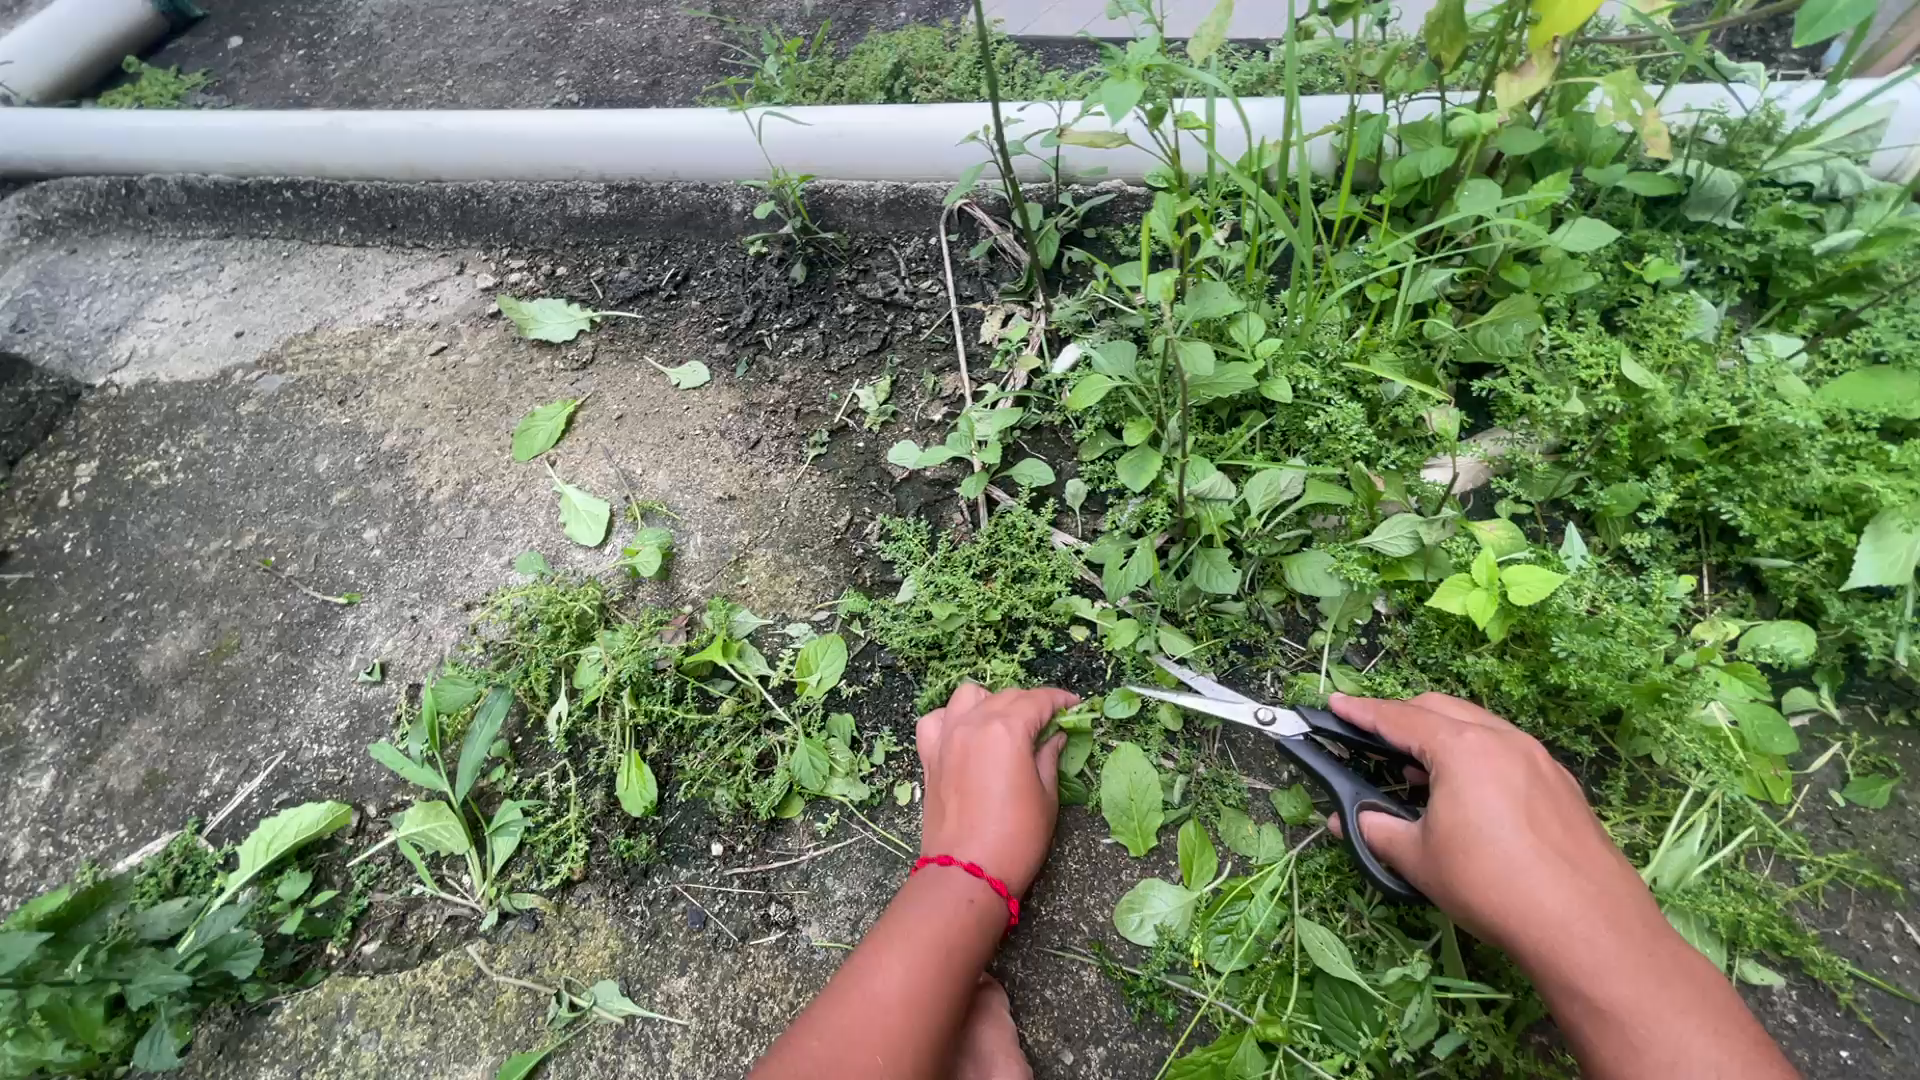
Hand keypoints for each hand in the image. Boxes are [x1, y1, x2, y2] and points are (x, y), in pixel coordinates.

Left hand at [916, 683, 1078, 896]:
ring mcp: (947, 736)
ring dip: (990, 701)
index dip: (1060, 700)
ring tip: (1005, 722)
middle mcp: (973, 723)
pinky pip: (936, 720)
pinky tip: (965, 733)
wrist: (968, 873)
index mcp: (1006, 730)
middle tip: (1051, 722)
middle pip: (1007, 696)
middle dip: (1032, 703)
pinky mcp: (929, 755)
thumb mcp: (1046, 796)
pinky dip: (951, 718)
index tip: (1075, 706)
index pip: (1038, 700)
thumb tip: (1055, 736)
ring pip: (968, 696)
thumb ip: (1049, 756)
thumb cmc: (1016, 838)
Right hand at [1324, 692, 1668, 968]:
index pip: (1398, 718)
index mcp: (1462, 748)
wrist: (1593, 935)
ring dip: (1438, 734)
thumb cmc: (1492, 887)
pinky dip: (1472, 753)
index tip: (1334, 704)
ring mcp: (1540, 761)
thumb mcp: (1417, 858)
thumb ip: (1373, 829)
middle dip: (1400, 715)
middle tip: (1370, 736)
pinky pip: (1505, 750)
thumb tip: (1344, 821)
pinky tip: (1463, 791)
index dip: (1360, 711)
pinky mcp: (1563, 787)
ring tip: (1414, 767)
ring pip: (1476, 725)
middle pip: (1439, 708)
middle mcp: (1503, 741)